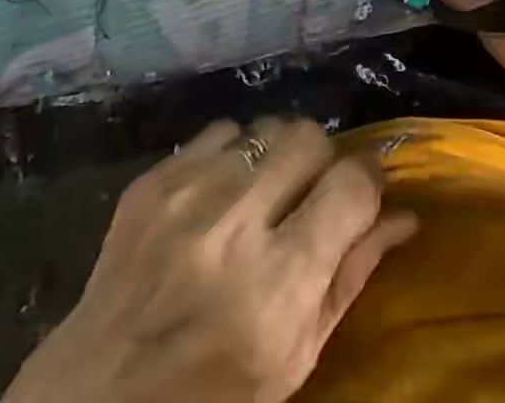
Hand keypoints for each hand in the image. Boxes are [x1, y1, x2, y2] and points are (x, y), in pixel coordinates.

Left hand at [3, 118, 417, 402]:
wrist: (101, 388)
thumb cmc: (214, 389)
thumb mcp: (297, 356)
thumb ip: (351, 277)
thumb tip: (404, 216)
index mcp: (278, 283)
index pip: (351, 185)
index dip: (369, 179)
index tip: (364, 190)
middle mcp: (233, 224)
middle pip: (309, 138)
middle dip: (324, 160)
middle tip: (313, 193)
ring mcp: (185, 193)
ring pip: (266, 128)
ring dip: (278, 155)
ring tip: (266, 192)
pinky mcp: (153, 179)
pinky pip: (219, 131)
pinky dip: (234, 153)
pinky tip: (223, 190)